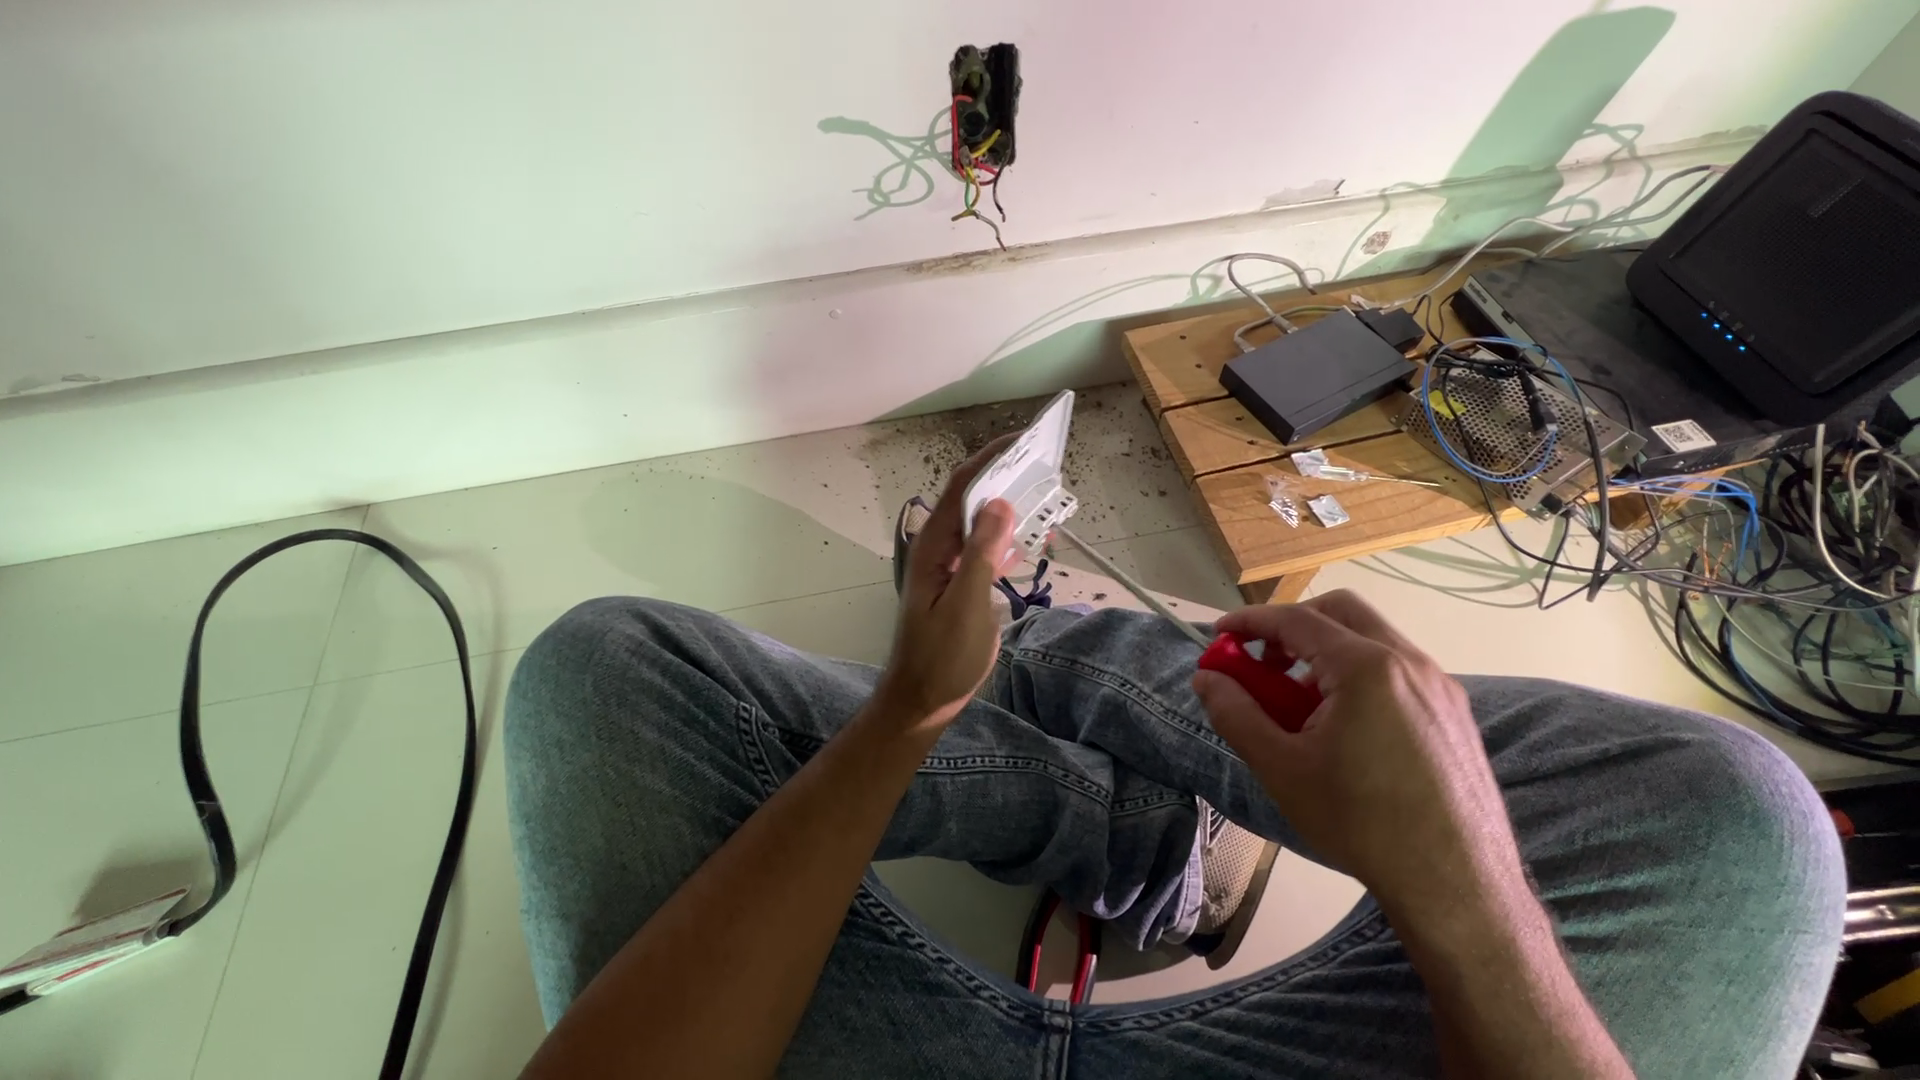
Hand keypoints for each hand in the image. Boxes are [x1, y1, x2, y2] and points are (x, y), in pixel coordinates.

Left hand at [875, 436, 1023, 727]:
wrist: (924, 698)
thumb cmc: (942, 657)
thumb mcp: (967, 605)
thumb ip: (982, 553)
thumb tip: (1001, 502)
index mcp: (935, 544)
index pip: (962, 485)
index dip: (992, 457)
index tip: (1027, 439)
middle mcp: (941, 546)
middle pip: (973, 497)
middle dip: (1007, 476)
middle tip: (1047, 465)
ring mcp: (951, 563)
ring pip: (982, 522)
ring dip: (1012, 506)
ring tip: (1048, 495)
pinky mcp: (963, 581)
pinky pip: (987, 547)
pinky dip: (1010, 538)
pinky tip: (1034, 539)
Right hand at [1190, 590, 1522, 904]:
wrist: (1454, 883)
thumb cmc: (1359, 822)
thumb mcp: (1280, 767)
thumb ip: (1235, 712)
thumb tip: (1206, 677)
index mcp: (1366, 667)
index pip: (1295, 620)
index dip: (1249, 622)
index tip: (1219, 635)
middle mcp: (1409, 661)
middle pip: (1340, 611)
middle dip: (1292, 625)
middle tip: (1262, 661)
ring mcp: (1440, 685)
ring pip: (1372, 639)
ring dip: (1326, 651)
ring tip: (1300, 704)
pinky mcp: (1455, 712)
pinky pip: (1396, 668)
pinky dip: (1358, 673)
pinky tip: (1344, 726)